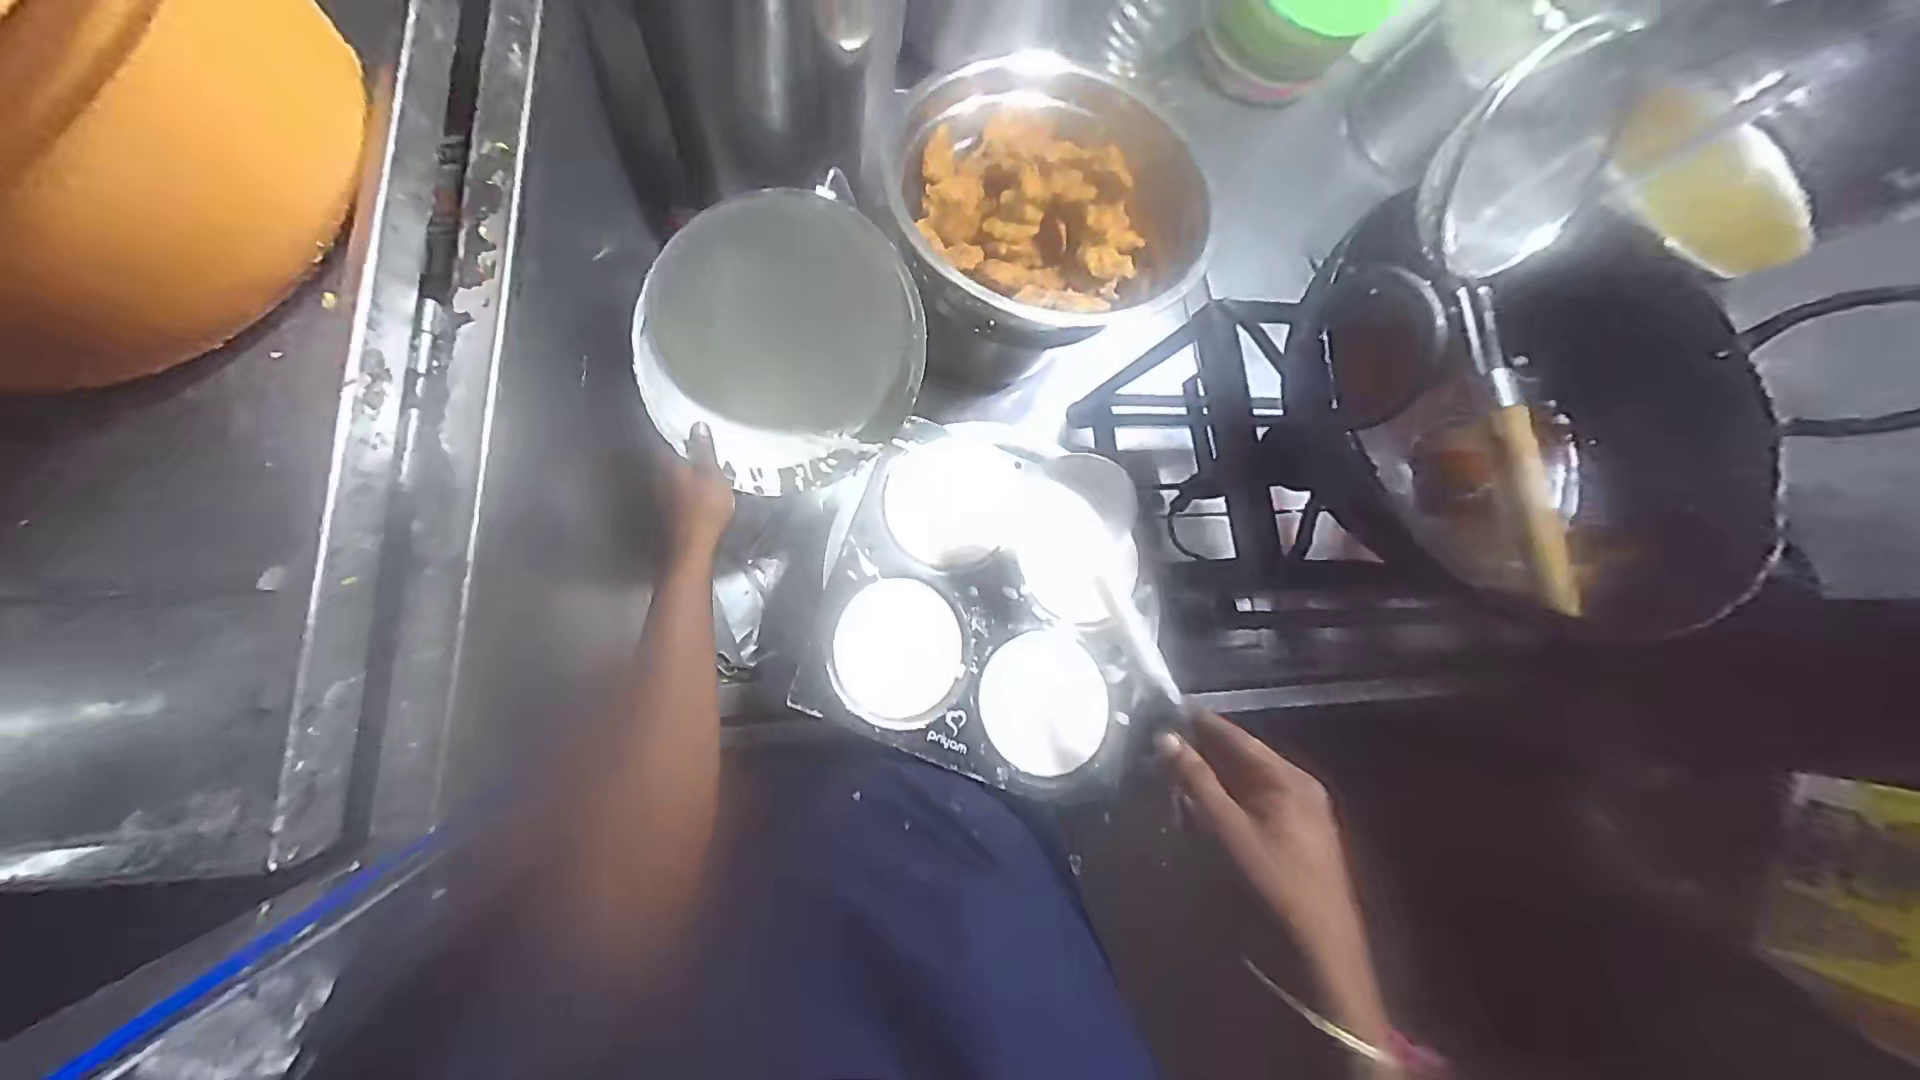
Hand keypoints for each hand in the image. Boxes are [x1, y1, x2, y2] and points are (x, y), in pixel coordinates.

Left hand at [661, 423, 733, 562]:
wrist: (690, 548)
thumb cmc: (705, 508)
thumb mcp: (713, 476)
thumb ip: (704, 451)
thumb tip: (698, 424)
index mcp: (667, 464)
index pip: (665, 441)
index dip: (674, 433)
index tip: (684, 428)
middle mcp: (655, 477)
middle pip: (664, 459)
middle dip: (676, 454)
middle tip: (693, 448)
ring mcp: (657, 497)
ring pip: (666, 476)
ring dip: (678, 472)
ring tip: (695, 469)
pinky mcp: (662, 513)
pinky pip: (670, 493)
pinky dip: (679, 489)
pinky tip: (690, 491)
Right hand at [1161, 714, 1403, 1071]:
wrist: (1322, 955)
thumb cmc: (1273, 886)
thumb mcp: (1227, 830)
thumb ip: (1195, 780)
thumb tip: (1165, 736)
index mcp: (1287, 778)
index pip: (1234, 734)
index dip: (1196, 722)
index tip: (1161, 711)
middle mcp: (1297, 786)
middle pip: (1240, 755)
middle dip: (1199, 748)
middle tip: (1159, 742)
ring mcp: (1299, 811)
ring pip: (1244, 778)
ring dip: (1209, 773)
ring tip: (1170, 767)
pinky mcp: (1294, 835)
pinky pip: (1252, 799)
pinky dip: (1224, 795)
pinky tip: (1199, 801)